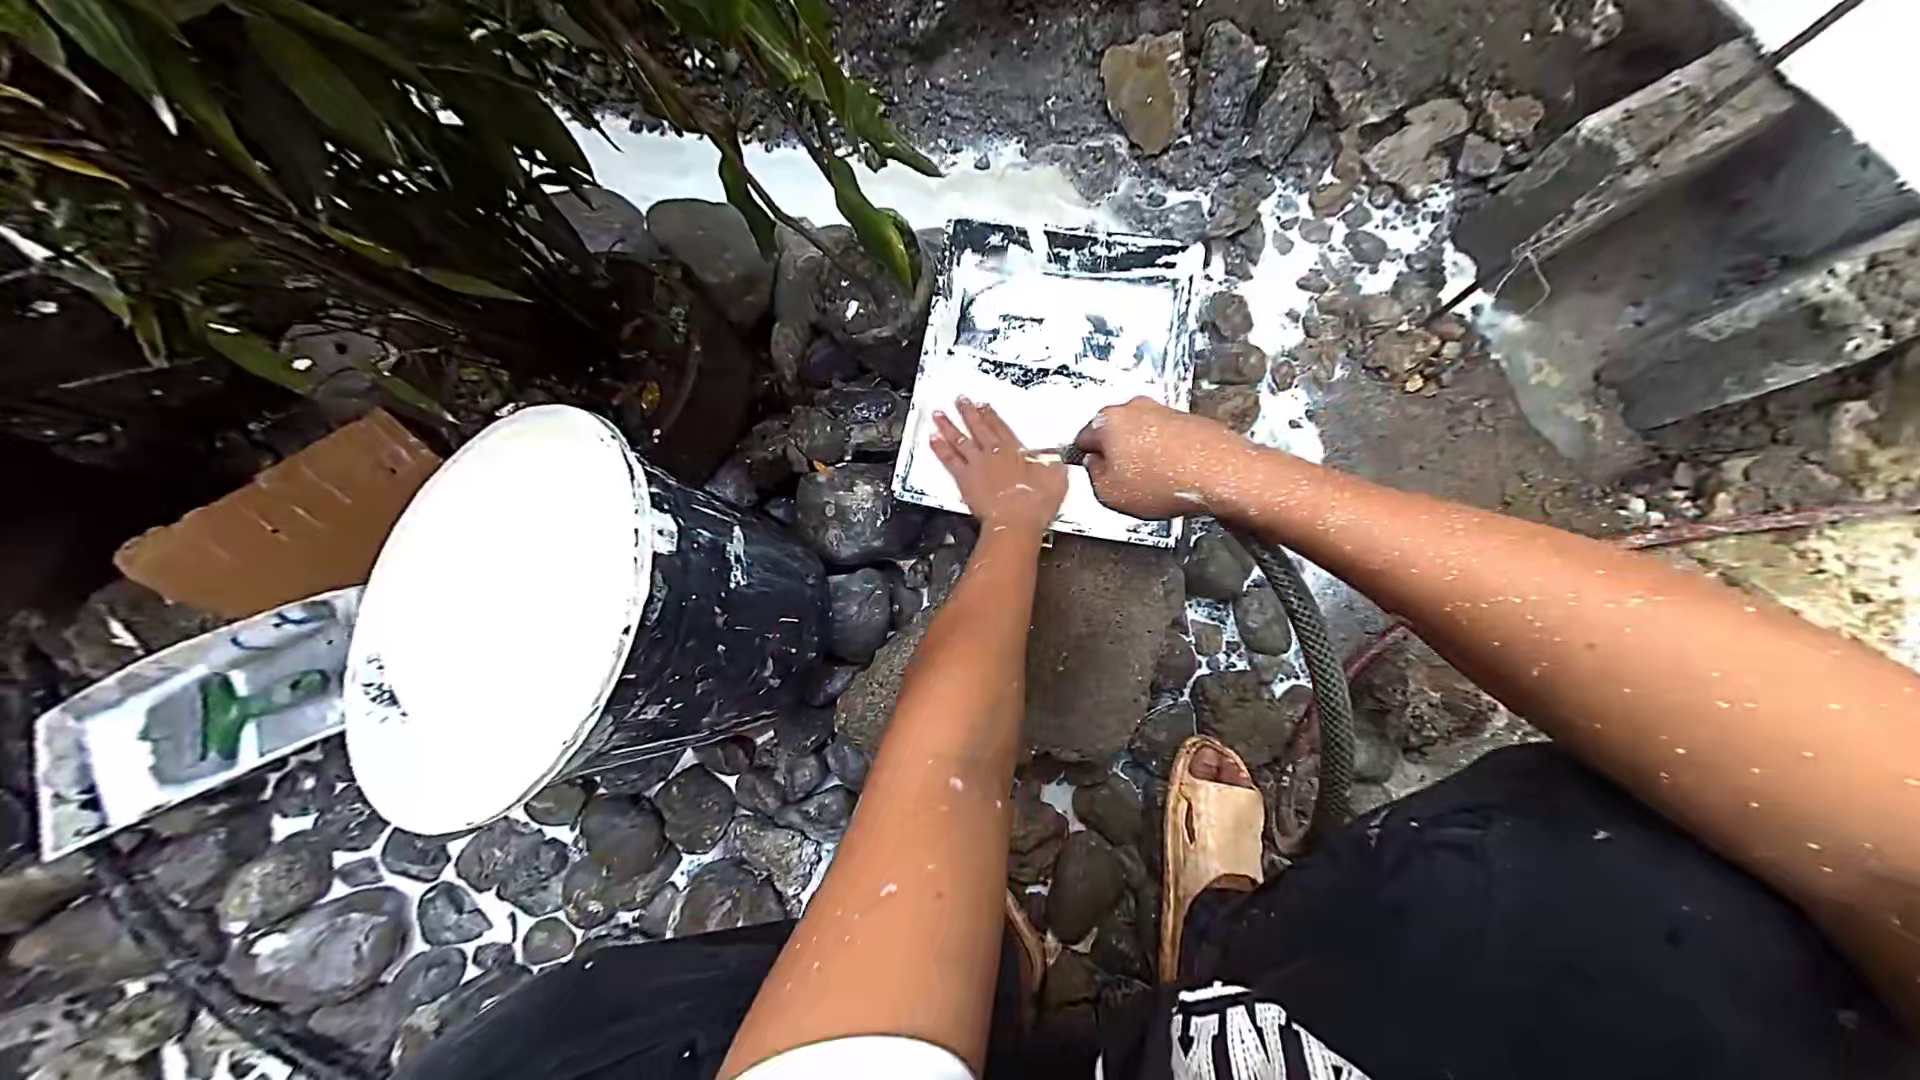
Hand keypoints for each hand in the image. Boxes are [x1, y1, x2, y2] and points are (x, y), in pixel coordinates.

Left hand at [930, 398, 1067, 536]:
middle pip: (978, 427)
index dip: (990, 415)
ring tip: (938, 414)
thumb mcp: (1056, 477)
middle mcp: (993, 452)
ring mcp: (977, 465)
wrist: (1016, 522)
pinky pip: (949, 459)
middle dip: (968, 412)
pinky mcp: (964, 479)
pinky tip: (932, 439)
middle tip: (959, 400)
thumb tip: (1053, 450)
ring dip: (948, 425)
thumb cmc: (1037, 502)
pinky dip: (939, 448)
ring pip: (959, 439)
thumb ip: (1053, 460)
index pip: (1000, 427)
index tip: (982, 404)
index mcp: (1014, 450)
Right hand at [1072, 397, 1245, 518]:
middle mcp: (1134, 408)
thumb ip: (1092, 475)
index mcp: (1107, 421)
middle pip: (1113, 433)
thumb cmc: (1166, 483)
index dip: (1085, 460)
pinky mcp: (1188, 420)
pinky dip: (1165, 455)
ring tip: (1152, 482)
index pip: (1082, 438)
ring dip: (1142, 455)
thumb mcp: (1108, 493)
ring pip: (1140, 435)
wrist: (1222, 475)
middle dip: (1115, 455)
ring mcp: (1164, 411)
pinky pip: (1166, 439)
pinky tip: (1172, 476)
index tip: (1092, 474)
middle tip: (1123, 482)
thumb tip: (1095, 466)